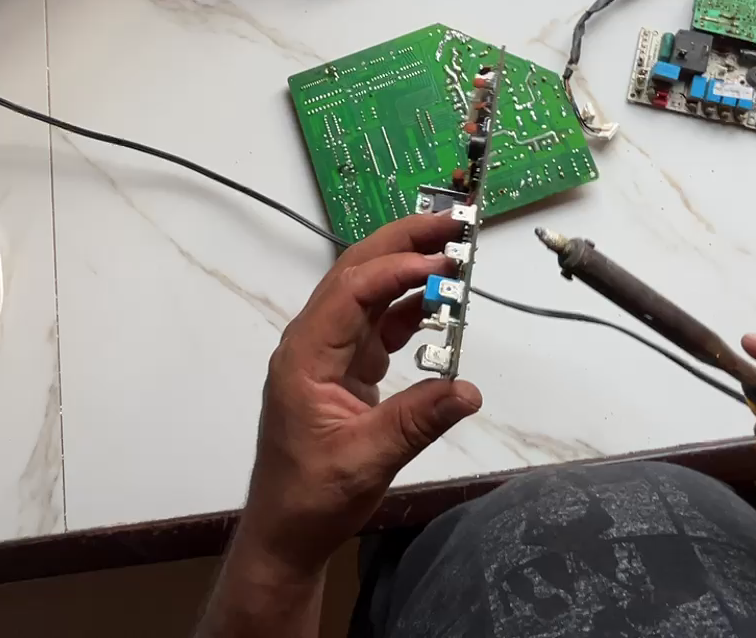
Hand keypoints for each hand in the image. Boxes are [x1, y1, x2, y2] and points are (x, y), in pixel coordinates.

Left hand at [239, 212, 483, 577]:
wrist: (287, 530)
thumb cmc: (312, 496)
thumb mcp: (366, 461)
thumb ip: (416, 422)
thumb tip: (468, 390)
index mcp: (306, 354)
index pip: (349, 291)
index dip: (394, 270)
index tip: (438, 261)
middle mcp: (315, 340)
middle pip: (356, 273)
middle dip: (401, 242)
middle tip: (449, 223)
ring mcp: (331, 350)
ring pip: (369, 290)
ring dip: (408, 267)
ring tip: (451, 249)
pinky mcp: (347, 364)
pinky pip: (379, 321)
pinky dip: (410, 305)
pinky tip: (438, 299)